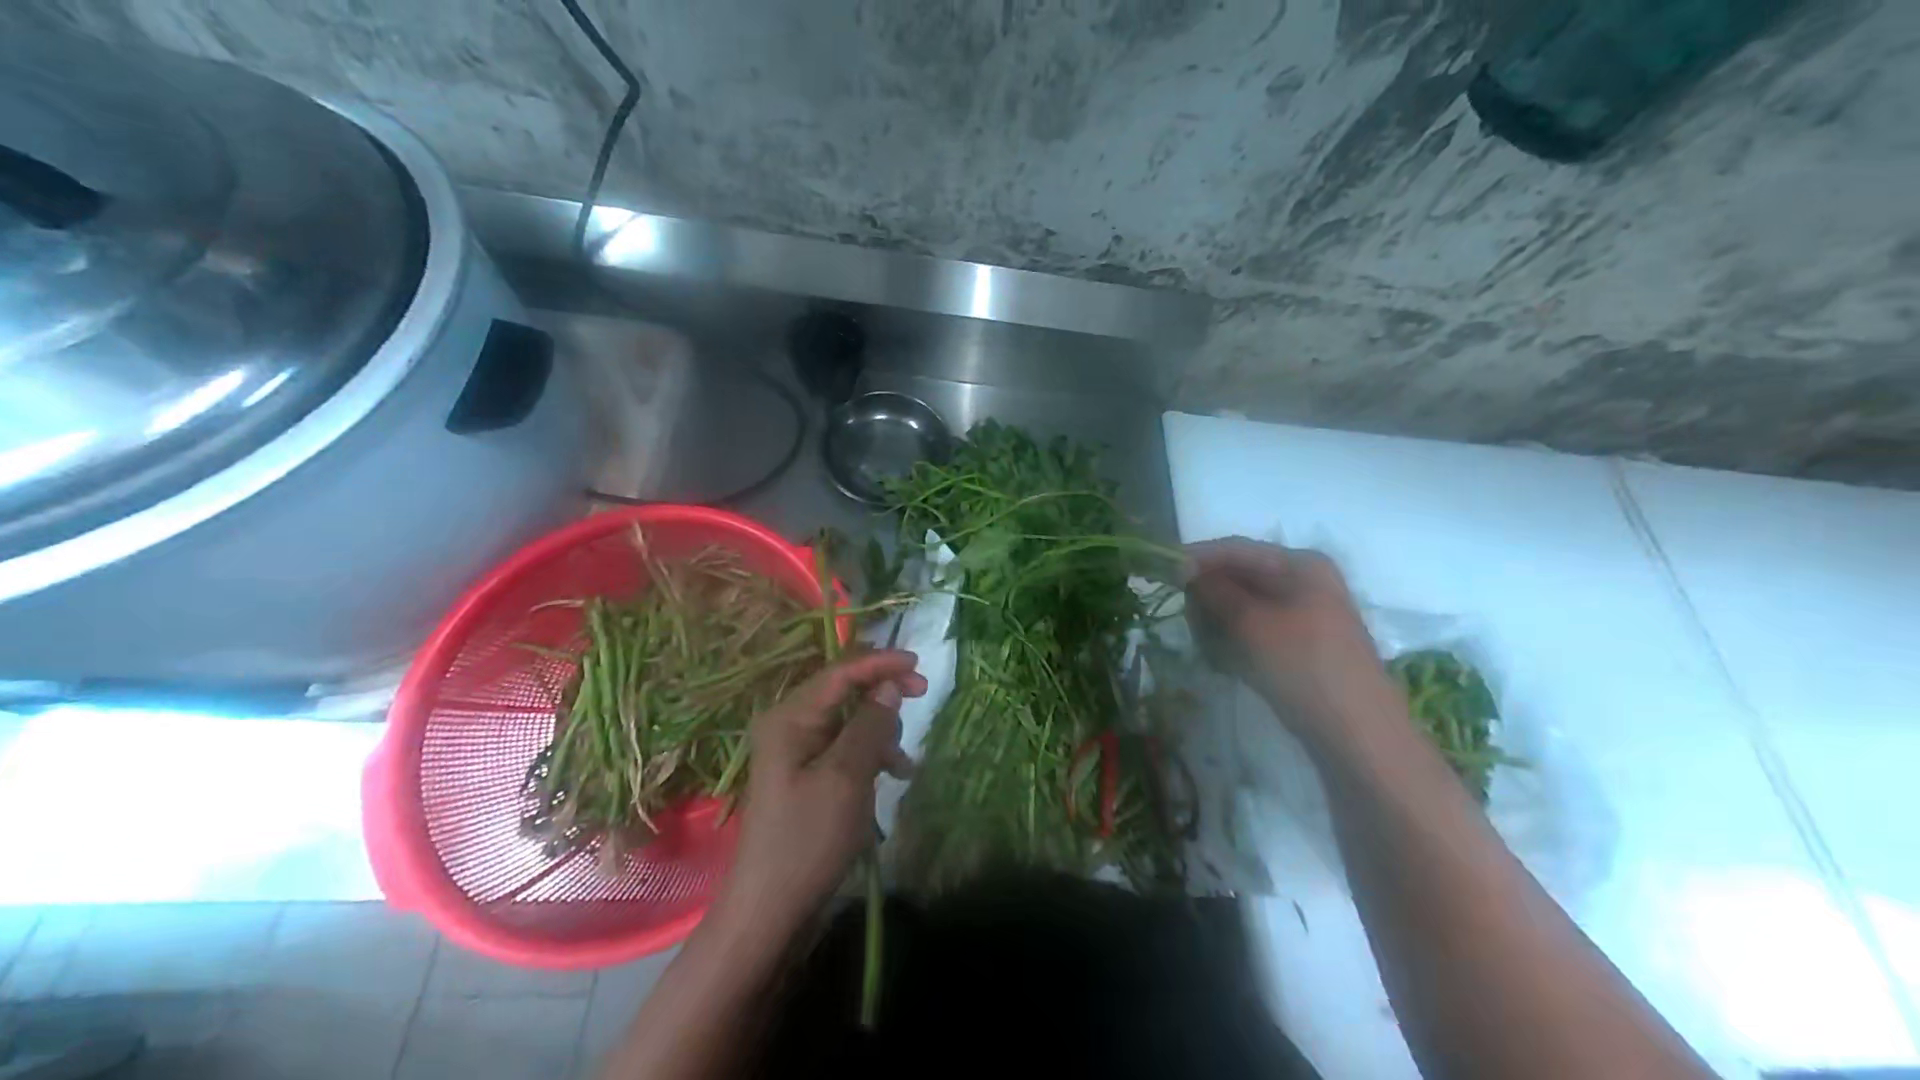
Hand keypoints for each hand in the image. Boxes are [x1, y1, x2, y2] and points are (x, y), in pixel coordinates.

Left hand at [716, 650, 925, 935]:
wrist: (771, 909)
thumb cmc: (807, 839)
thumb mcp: (846, 777)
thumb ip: (869, 725)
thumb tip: (889, 685)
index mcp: (790, 717)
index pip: (840, 672)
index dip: (880, 663)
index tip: (920, 666)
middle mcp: (790, 725)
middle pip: (844, 692)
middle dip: (883, 695)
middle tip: (921, 698)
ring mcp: (797, 752)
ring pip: (850, 721)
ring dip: (880, 731)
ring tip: (901, 764)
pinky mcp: (807, 776)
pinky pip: (846, 749)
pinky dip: (871, 755)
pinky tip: (893, 776)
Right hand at [1185, 537, 1399, 746]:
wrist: (1358, 735)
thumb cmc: (1304, 667)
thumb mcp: (1251, 623)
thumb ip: (1213, 590)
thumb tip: (1182, 567)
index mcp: (1301, 565)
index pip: (1235, 549)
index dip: (1194, 558)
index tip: (1157, 572)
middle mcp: (1304, 582)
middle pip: (1237, 576)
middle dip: (1207, 596)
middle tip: (1186, 622)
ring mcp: (1303, 615)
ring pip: (1242, 606)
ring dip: (1217, 622)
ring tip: (1207, 648)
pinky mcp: (1299, 645)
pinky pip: (1253, 630)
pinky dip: (1233, 641)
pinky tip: (1223, 662)